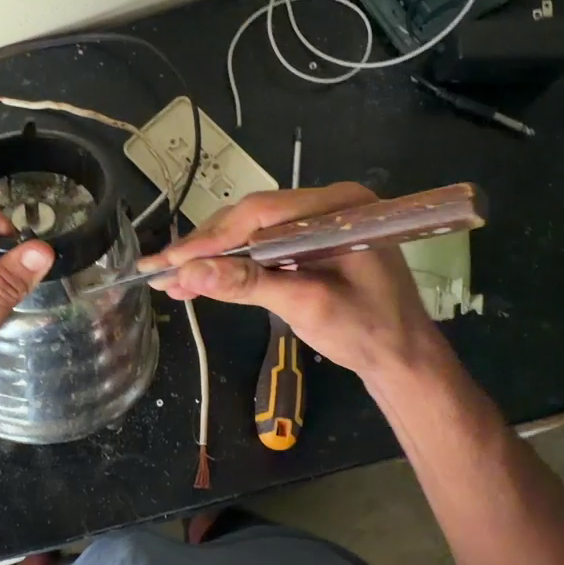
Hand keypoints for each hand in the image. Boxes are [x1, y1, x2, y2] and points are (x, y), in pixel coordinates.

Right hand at [138, 183, 440, 378]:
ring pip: (249, 232)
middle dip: (204, 247)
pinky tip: (199, 279)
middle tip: (159, 270)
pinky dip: (230, 265)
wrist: (404, 358)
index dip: (211, 238)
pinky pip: (261, 247)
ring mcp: (317, 224)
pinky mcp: (308, 244)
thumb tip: (190, 273)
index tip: (170, 261)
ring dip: (210, 257)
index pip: (260, 213)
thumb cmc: (367, 331)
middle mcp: (327, 206)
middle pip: (250, 218)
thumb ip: (248, 284)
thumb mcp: (306, 306)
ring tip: (169, 279)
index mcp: (338, 208)